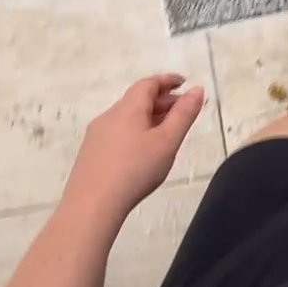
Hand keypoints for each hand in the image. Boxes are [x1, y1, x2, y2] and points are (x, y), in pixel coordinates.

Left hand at [63, 74, 205, 222]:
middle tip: (184, 110)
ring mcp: (96, 135)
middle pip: (137, 99)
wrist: (92, 206)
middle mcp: (108, 117)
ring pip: (127, 117)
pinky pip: (118, 131)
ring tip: (168, 131)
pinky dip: (136, 130)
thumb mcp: (167, 141)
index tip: (184, 82)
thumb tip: (197, 90)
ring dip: (150, 116)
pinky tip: (144, 150)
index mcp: (127, 109)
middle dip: (162, 100)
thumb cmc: (135, 170)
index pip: (148, 84)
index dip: (167, 80)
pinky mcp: (90, 153)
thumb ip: (184, 114)